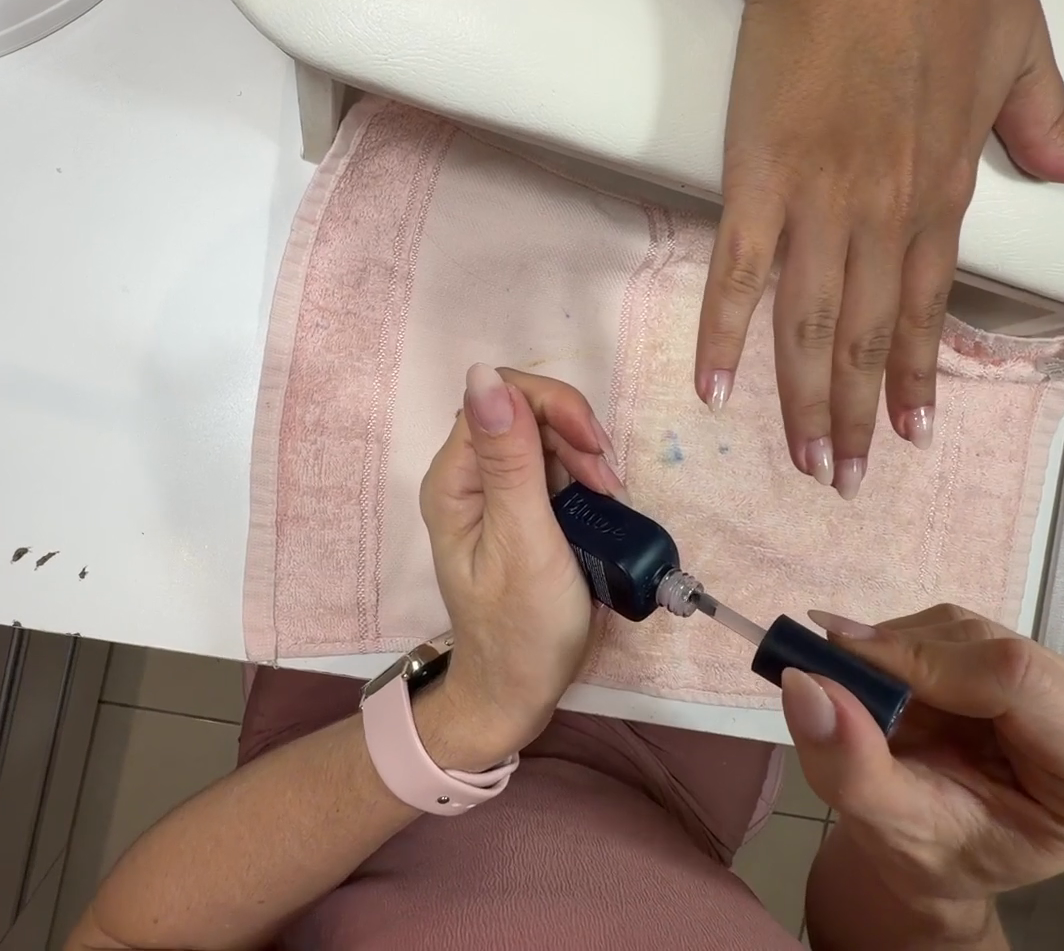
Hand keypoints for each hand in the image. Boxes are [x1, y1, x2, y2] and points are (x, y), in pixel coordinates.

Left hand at [414, 365, 625, 767]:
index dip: (551, 406)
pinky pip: (555, 464)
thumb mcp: (523, 542)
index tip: (593, 449)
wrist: (519, 689)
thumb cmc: (522, 627)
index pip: (496, 396)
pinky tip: (603, 504)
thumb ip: (509, 460)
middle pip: (523, 410)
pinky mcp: (520, 505)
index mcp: (454, 479)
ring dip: (585, 456)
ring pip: (545, 434)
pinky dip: (585, 476)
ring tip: (609, 500)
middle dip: (574, 434)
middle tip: (607, 484)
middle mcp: (468, 475)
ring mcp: (494, 489)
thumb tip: (482, 374)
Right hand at [689, 0, 1063, 498]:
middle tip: (845, 476)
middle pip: (868, 336)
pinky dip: (725, 334)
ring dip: (806, 399)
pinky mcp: (758, 182)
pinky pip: (740, 275)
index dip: (919, 373)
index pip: (929, 305)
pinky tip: (715, 387)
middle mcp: (883, 215)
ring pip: (813, 325)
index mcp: (939, 189)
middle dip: (858, 413)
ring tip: (802, 458)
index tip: (911, 432)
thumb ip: (1050, 124)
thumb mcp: (1021, 47)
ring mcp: (819, 205)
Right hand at [784, 605, 1063, 912]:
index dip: (923, 658)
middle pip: (996, 651)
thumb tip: (806, 681)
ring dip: (901, 650)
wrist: (937, 853)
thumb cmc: (929, 856)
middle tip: (837, 678)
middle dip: (904, 657)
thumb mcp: (887, 826)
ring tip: (868, 697)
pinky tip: (893, 685)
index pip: (1021, 679)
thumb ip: (849, 764)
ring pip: (975, 632)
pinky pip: (965, 630)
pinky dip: (908, 645)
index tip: (839, 657)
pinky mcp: (1045, 673)